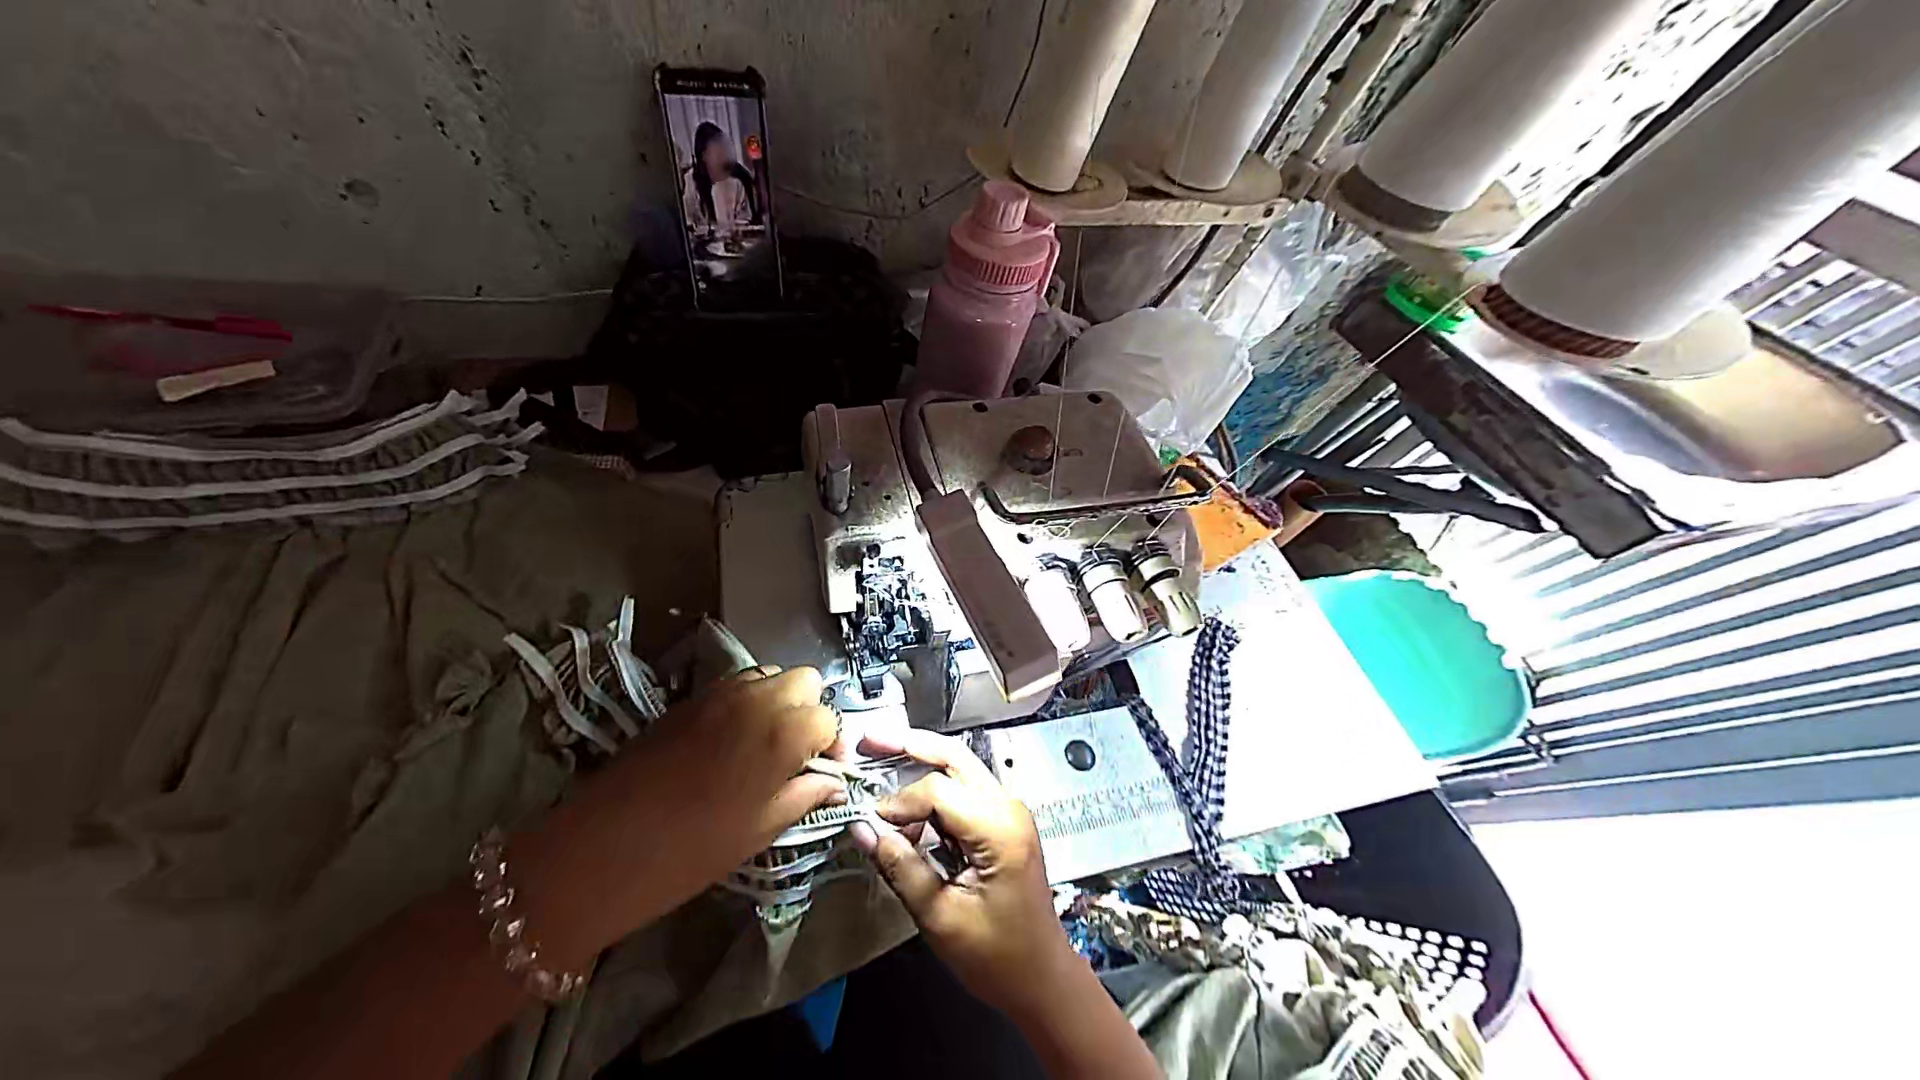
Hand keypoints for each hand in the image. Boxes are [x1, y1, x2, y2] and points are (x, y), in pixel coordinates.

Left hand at [624, 665, 846, 865]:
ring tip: (767, 745)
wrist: (604, 847)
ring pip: (771, 676)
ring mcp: (722, 693)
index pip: (829, 719)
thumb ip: (807, 795)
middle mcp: (758, 699)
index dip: (833, 746)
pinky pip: (738, 685)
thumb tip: (833, 784)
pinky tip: (735, 742)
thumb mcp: (763, 828)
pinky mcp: (692, 699)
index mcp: (784, 731)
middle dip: (811, 710)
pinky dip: (750, 703)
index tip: (825, 772)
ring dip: (781, 702)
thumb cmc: (694, 848)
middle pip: (806, 681)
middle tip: (800, 752)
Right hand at [848, 730, 1075, 1017]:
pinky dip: (932, 795)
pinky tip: (909, 814)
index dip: (898, 803)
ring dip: (919, 765)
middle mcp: (1008, 807)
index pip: (937, 791)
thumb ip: (901, 868)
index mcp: (999, 828)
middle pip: (954, 756)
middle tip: (870, 740)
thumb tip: (863, 829)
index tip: (872, 822)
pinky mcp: (1003, 822)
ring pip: (959, 768)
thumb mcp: (940, 917)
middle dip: (909, 744)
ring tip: (881, 767)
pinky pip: (963, 793)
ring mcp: (1008, 811)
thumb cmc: (998, 956)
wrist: (1042, 978)